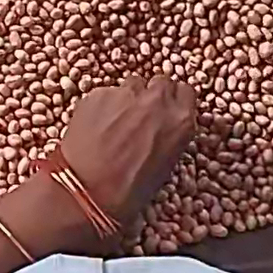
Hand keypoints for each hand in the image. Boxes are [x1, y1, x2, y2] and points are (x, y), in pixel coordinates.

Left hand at [57, 75, 197, 242]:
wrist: (87, 191)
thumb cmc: (128, 190)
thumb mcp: (165, 165)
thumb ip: (168, 135)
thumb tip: (161, 127)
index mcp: (180, 121)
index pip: (185, 92)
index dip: (173, 100)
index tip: (165, 108)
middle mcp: (156, 102)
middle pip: (161, 82)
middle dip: (152, 94)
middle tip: (140, 113)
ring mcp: (126, 94)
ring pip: (132, 84)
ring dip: (127, 98)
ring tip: (115, 122)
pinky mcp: (98, 94)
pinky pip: (105, 93)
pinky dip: (102, 105)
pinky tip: (95, 126)